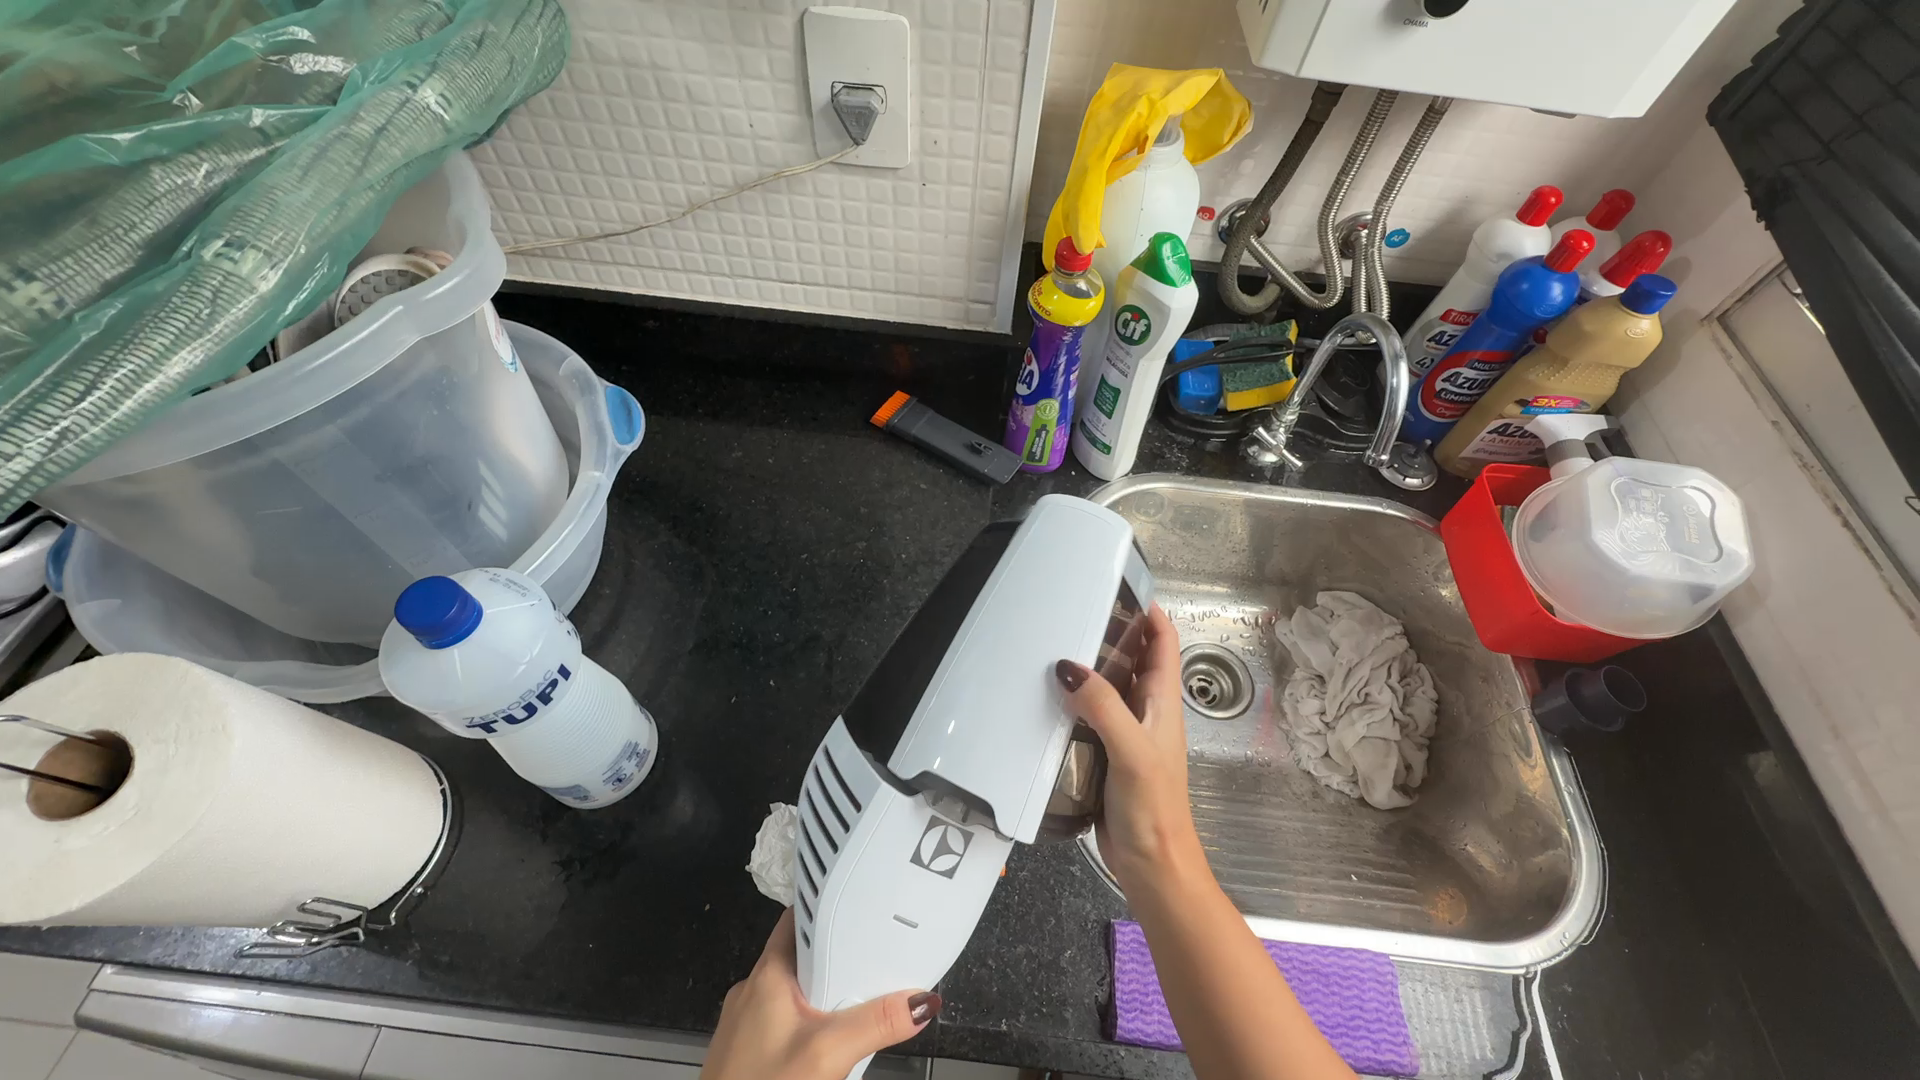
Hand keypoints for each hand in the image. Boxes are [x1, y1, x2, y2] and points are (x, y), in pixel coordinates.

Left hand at [702, 909, 939, 1079]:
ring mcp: (744, 1021)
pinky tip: (831, 1035)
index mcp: (767, 973)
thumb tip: (925, 999)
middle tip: (878, 952)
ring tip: (864, 991)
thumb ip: (876, 1023)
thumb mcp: (827, 1054)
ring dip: (824, 988)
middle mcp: (752, 988)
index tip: (865, 902)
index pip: (798, 918)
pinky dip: (809, 1017)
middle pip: (801, 955)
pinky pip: (783, 1017)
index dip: (830, 905)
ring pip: (793, 989)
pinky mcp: (744, 1050)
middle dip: (837, 954)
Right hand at [1056, 604, 1201, 895]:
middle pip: (1133, 659)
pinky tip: (1047, 697)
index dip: (1149, 613)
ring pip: (1109, 687)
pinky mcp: (1106, 753)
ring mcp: (1126, 733)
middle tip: (1071, 612)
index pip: (1164, 642)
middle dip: (1110, 633)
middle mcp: (1146, 711)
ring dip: (1088, 667)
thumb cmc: (1153, 805)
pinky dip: (1073, 701)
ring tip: (1052, 644)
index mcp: (1162, 702)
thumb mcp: (1132, 749)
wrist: (1152, 863)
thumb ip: (1103, 706)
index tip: (1119, 587)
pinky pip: (1090, 716)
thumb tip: (1067, 666)